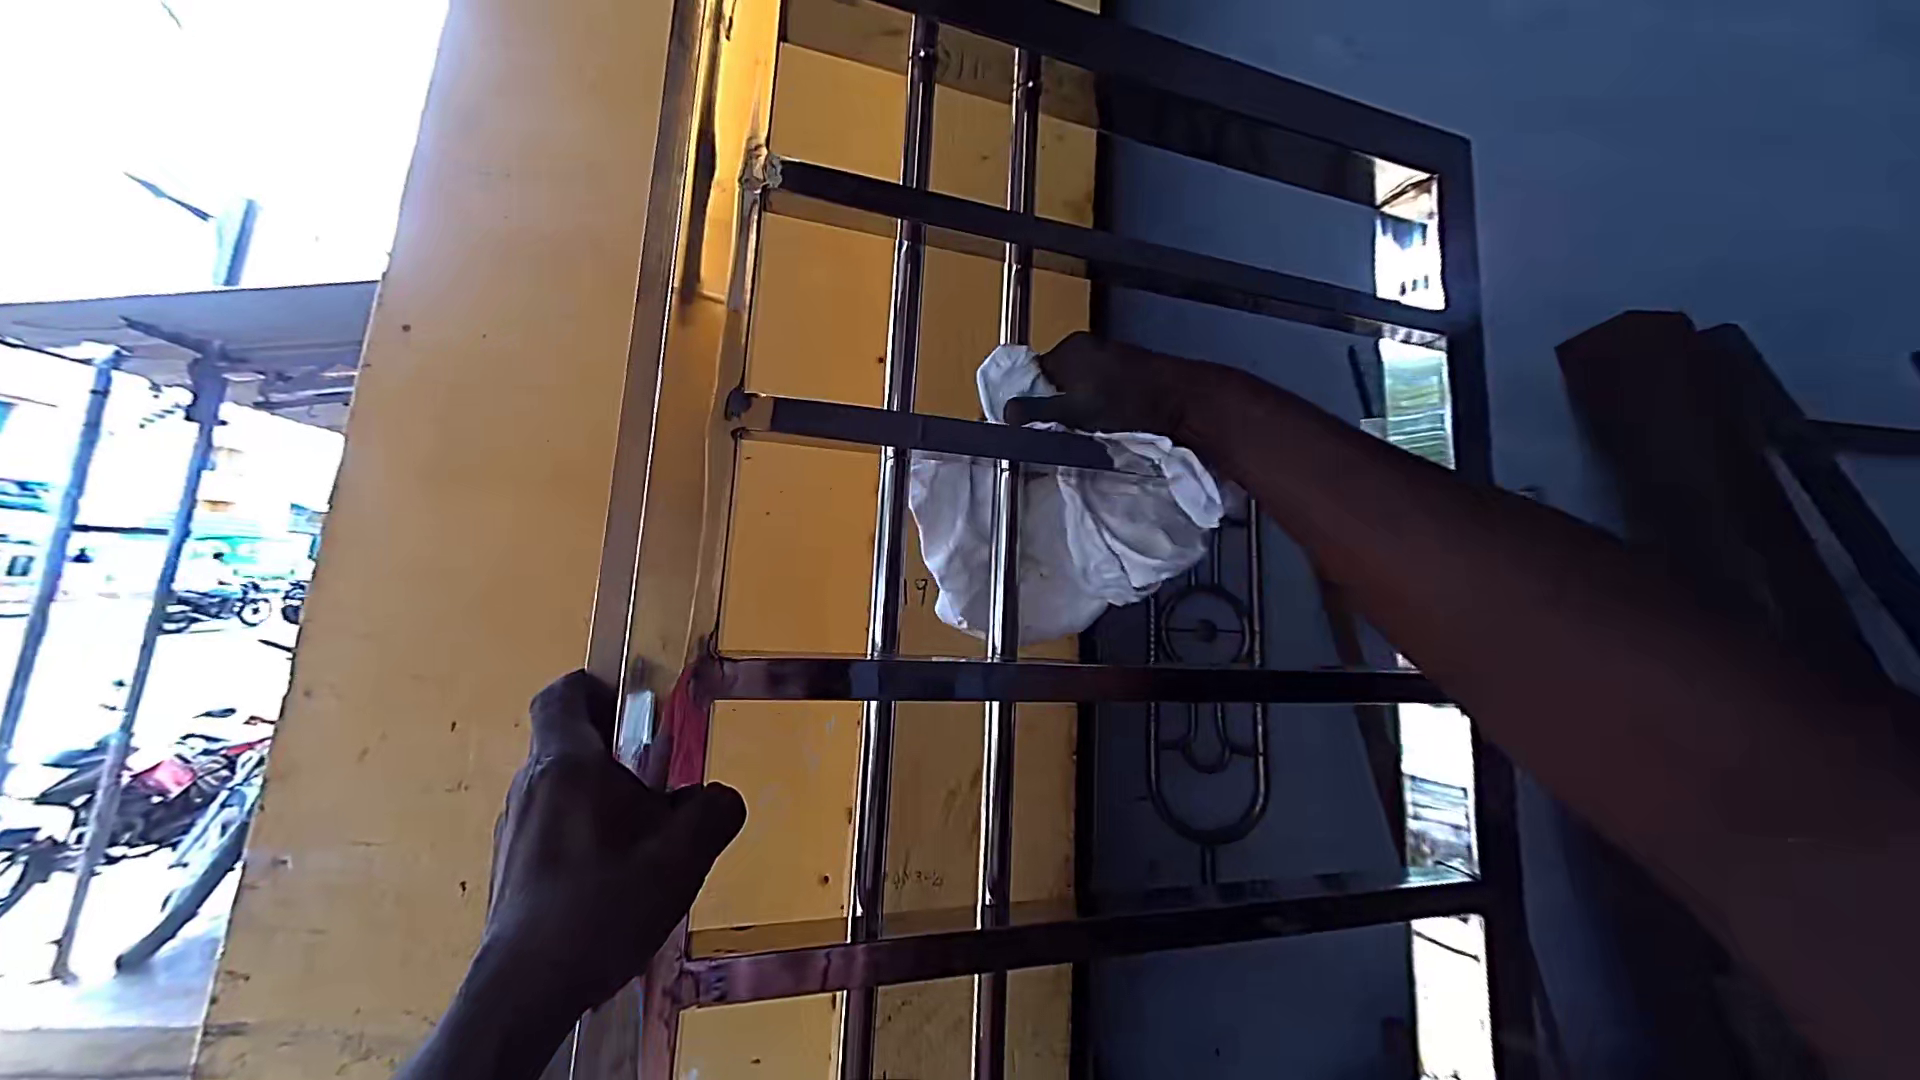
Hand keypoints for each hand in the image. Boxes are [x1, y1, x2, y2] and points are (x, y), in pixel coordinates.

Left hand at [481, 670, 744, 1017]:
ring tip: (642, 829)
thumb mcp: (685, 853)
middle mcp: (532, 786)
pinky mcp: (510, 864)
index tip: (632, 704)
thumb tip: (717, 798)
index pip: (563, 694)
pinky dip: (584, 824)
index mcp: (568, 766)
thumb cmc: (605, 903)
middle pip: (568, 738)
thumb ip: (715, 810)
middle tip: (657, 772)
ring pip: (562, 782)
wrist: (527, 992)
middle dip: (614, 745)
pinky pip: (551, 819)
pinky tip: (614, 869)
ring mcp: (514, 827)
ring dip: (601, 789)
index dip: (596, 685)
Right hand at [1002, 331, 1229, 437]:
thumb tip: (1005, 414)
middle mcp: (1086, 348)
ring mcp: (1107, 359)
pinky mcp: (1124, 373)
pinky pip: (1095, 392)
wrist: (1182, 402)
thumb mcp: (1073, 412)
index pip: (1030, 374)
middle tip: (1056, 432)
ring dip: (1074, 411)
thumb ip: (1036, 412)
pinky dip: (1094, 409)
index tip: (1028, 425)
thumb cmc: (1126, 402)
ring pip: (1074, 390)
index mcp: (1069, 349)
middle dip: (1051, 407)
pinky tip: (1102, 425)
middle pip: (1052, 382)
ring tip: (1082, 431)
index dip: (1026, 400)